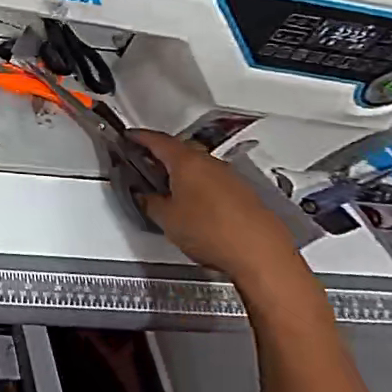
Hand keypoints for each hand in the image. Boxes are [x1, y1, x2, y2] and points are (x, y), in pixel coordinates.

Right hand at [129, 130, 303, 287]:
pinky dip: (201, 188)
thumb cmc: (215, 233)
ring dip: (182, 174)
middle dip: (161, 157)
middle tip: (145, 165)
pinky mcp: (244, 195)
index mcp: (186, 162)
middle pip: (180, 151)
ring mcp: (230, 178)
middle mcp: (210, 164)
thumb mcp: (166, 219)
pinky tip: (196, 209)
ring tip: (169, 192)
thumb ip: (149, 203)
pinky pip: (215, 183)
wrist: (259, 255)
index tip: (131, 136)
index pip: (158, 141)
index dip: (140, 137)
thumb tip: (146, 198)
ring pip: (199, 167)